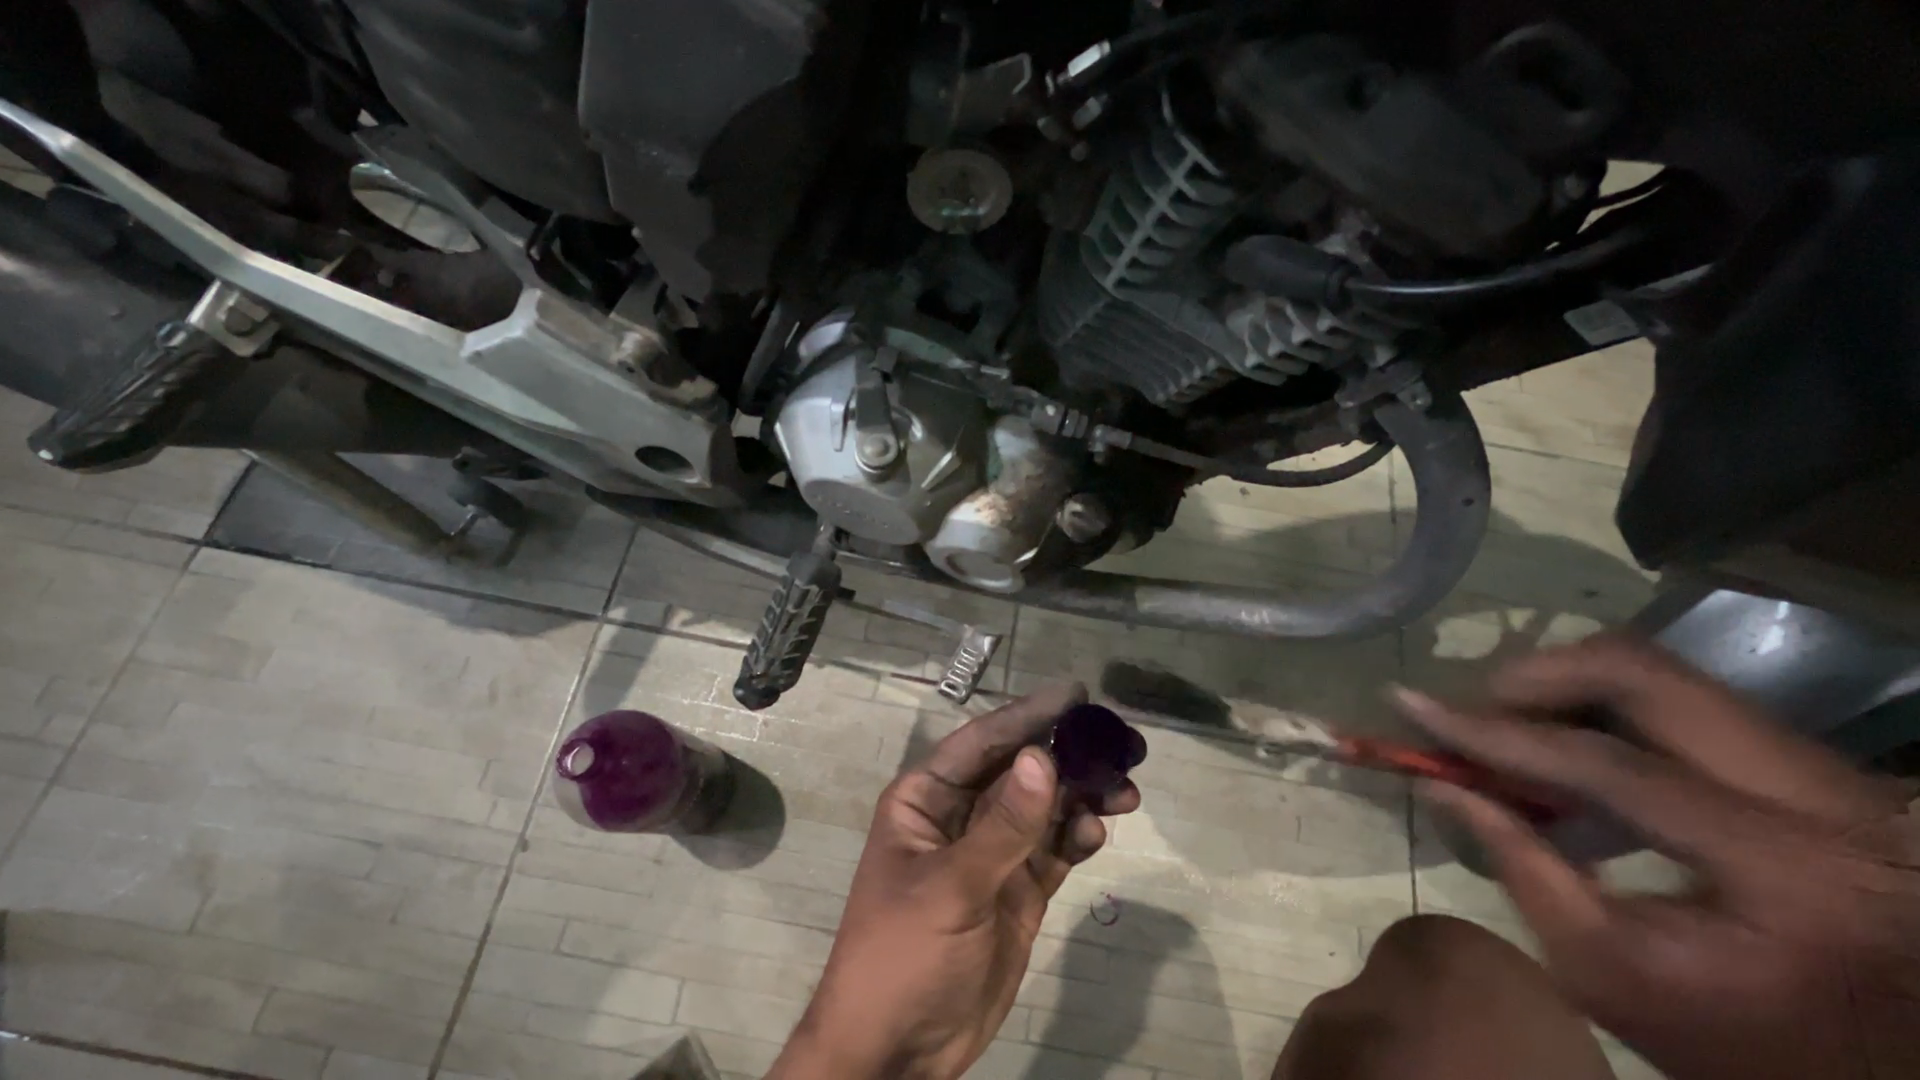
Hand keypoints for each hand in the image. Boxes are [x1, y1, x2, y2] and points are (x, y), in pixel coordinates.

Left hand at [768, 683, 1142, 1079]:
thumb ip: (1002, 827)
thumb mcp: (950, 888)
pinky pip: (1053, 851)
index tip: (1078, 695)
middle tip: (1123, 744)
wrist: (897, 1050)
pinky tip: (1097, 834)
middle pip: (1021, 771)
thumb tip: (1043, 758)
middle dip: (1068, 755)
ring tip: (1126, 793)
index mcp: (926, 800)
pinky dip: (1076, 838)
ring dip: (1082, 797)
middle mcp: (960, 817)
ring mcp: (992, 856)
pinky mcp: (1017, 892)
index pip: (982, 742)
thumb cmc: (902, 955)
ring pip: (1044, 809)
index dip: (1028, 715)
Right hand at [1394, 635, 1918, 1079]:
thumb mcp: (1607, 975)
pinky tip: (1567, 752)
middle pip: (1648, 675)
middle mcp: (1823, 795)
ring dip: (1566, 691)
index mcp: (1780, 866)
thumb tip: (1440, 781)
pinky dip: (1606, 712)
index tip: (1409, 702)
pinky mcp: (1813, 766)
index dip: (1496, 731)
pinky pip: (1686, 703)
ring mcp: (1827, 771)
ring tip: (1509, 733)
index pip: (1608, 763)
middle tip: (1470, 709)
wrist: (1878, 1062)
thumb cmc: (1734, 1040)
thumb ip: (1521, 866)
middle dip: (1537, 679)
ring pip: (1666, 675)